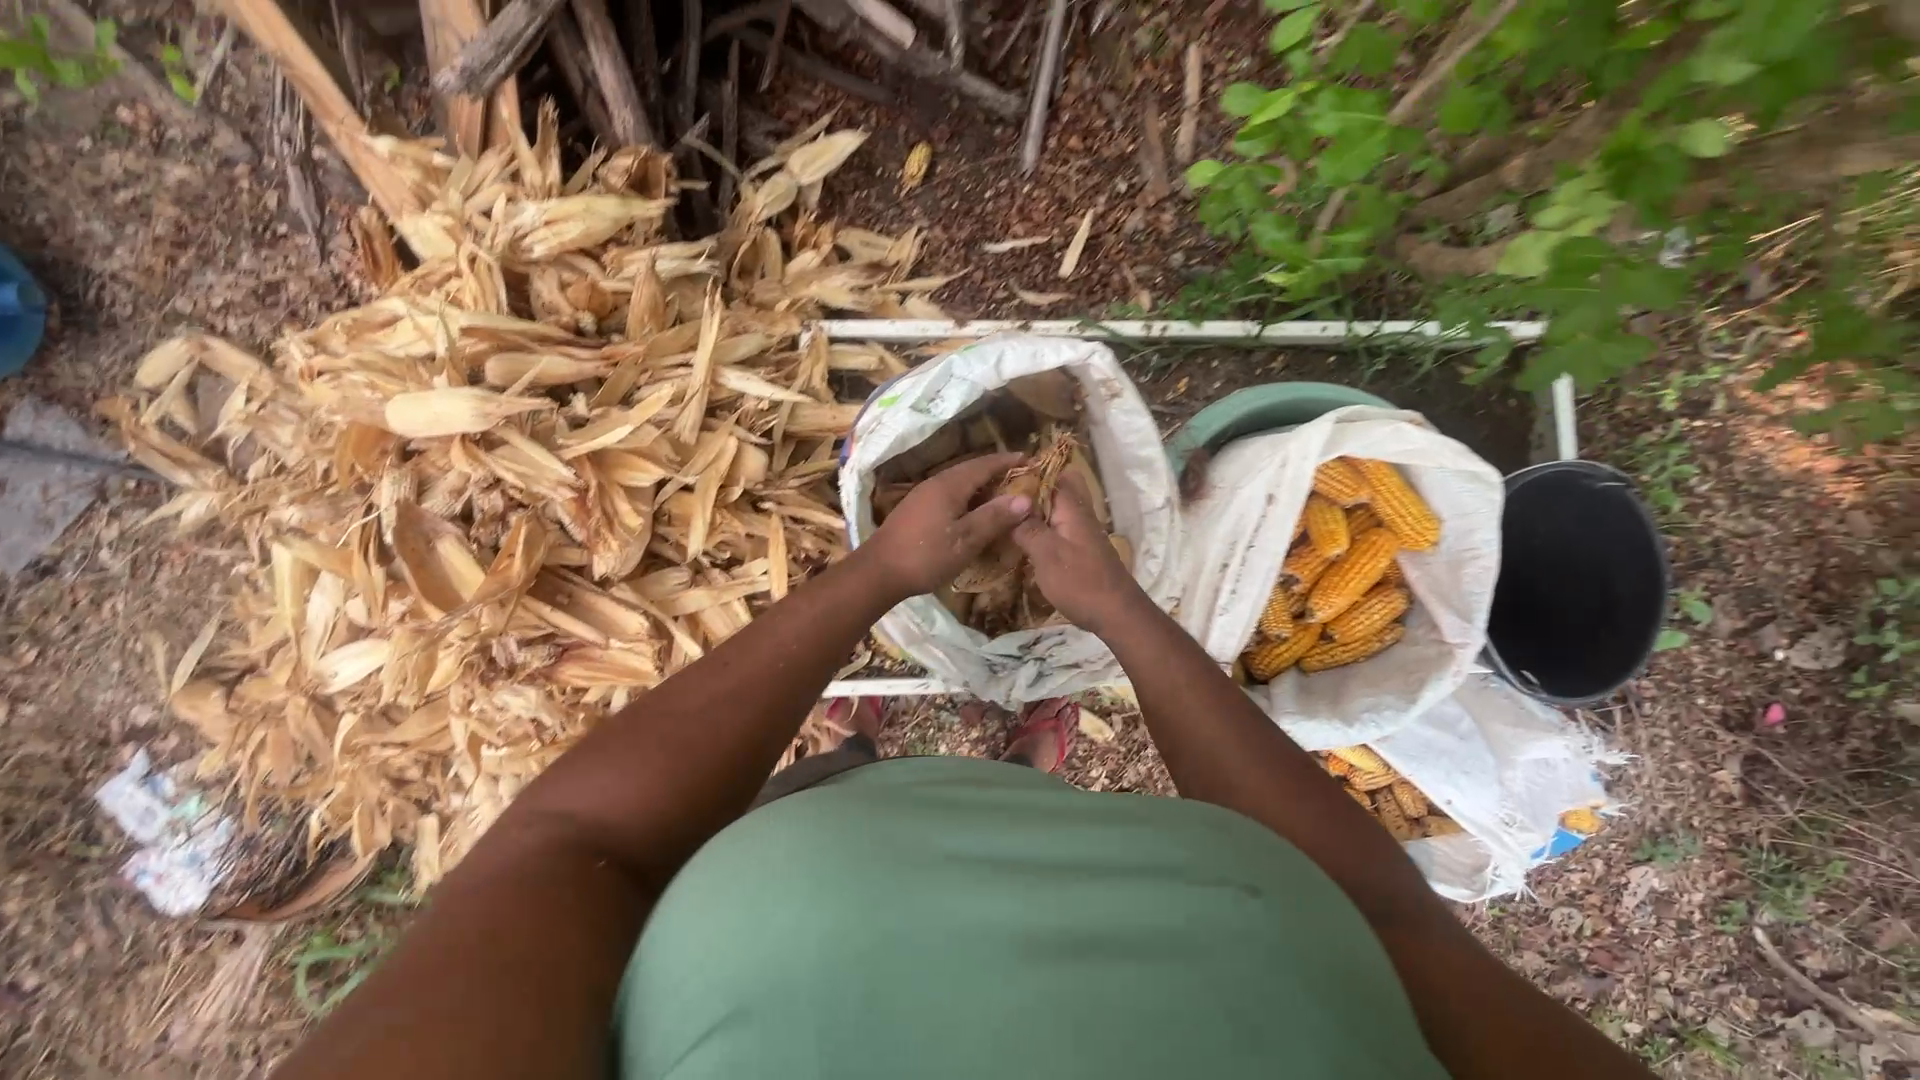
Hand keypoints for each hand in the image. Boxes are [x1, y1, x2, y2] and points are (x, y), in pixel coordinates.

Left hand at [861, 452, 1031, 599]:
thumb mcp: (966, 540)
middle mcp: (935, 483)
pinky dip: (968, 497)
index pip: (984, 464)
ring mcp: (923, 496)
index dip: (1007, 461)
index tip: (1029, 459)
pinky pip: (949, 494)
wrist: (878, 572)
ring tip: (1002, 494)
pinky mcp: (916, 510)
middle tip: (1021, 478)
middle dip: (996, 471)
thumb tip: (1025, 498)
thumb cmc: (926, 556)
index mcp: (950, 485)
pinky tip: (973, 511)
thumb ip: (994, 517)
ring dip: (981, 485)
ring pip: (959, 482)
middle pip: (970, 470)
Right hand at [1011, 472, 1148, 633]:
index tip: (999, 481)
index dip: (1027, 474)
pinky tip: (1024, 542)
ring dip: (1036, 511)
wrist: (1117, 614)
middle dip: (1033, 491)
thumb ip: (1028, 529)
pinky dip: (1043, 529)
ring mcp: (1082, 531)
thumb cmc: (1080, 582)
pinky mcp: (1081, 549)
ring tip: (1007, 519)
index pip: (1051, 474)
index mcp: (1072, 508)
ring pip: (1058, 508)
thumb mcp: (1046, 555)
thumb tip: (1010, 508)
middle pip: (1058, 487)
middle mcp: (1079, 513)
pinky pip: (1059, 527)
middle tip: (1005, 502)